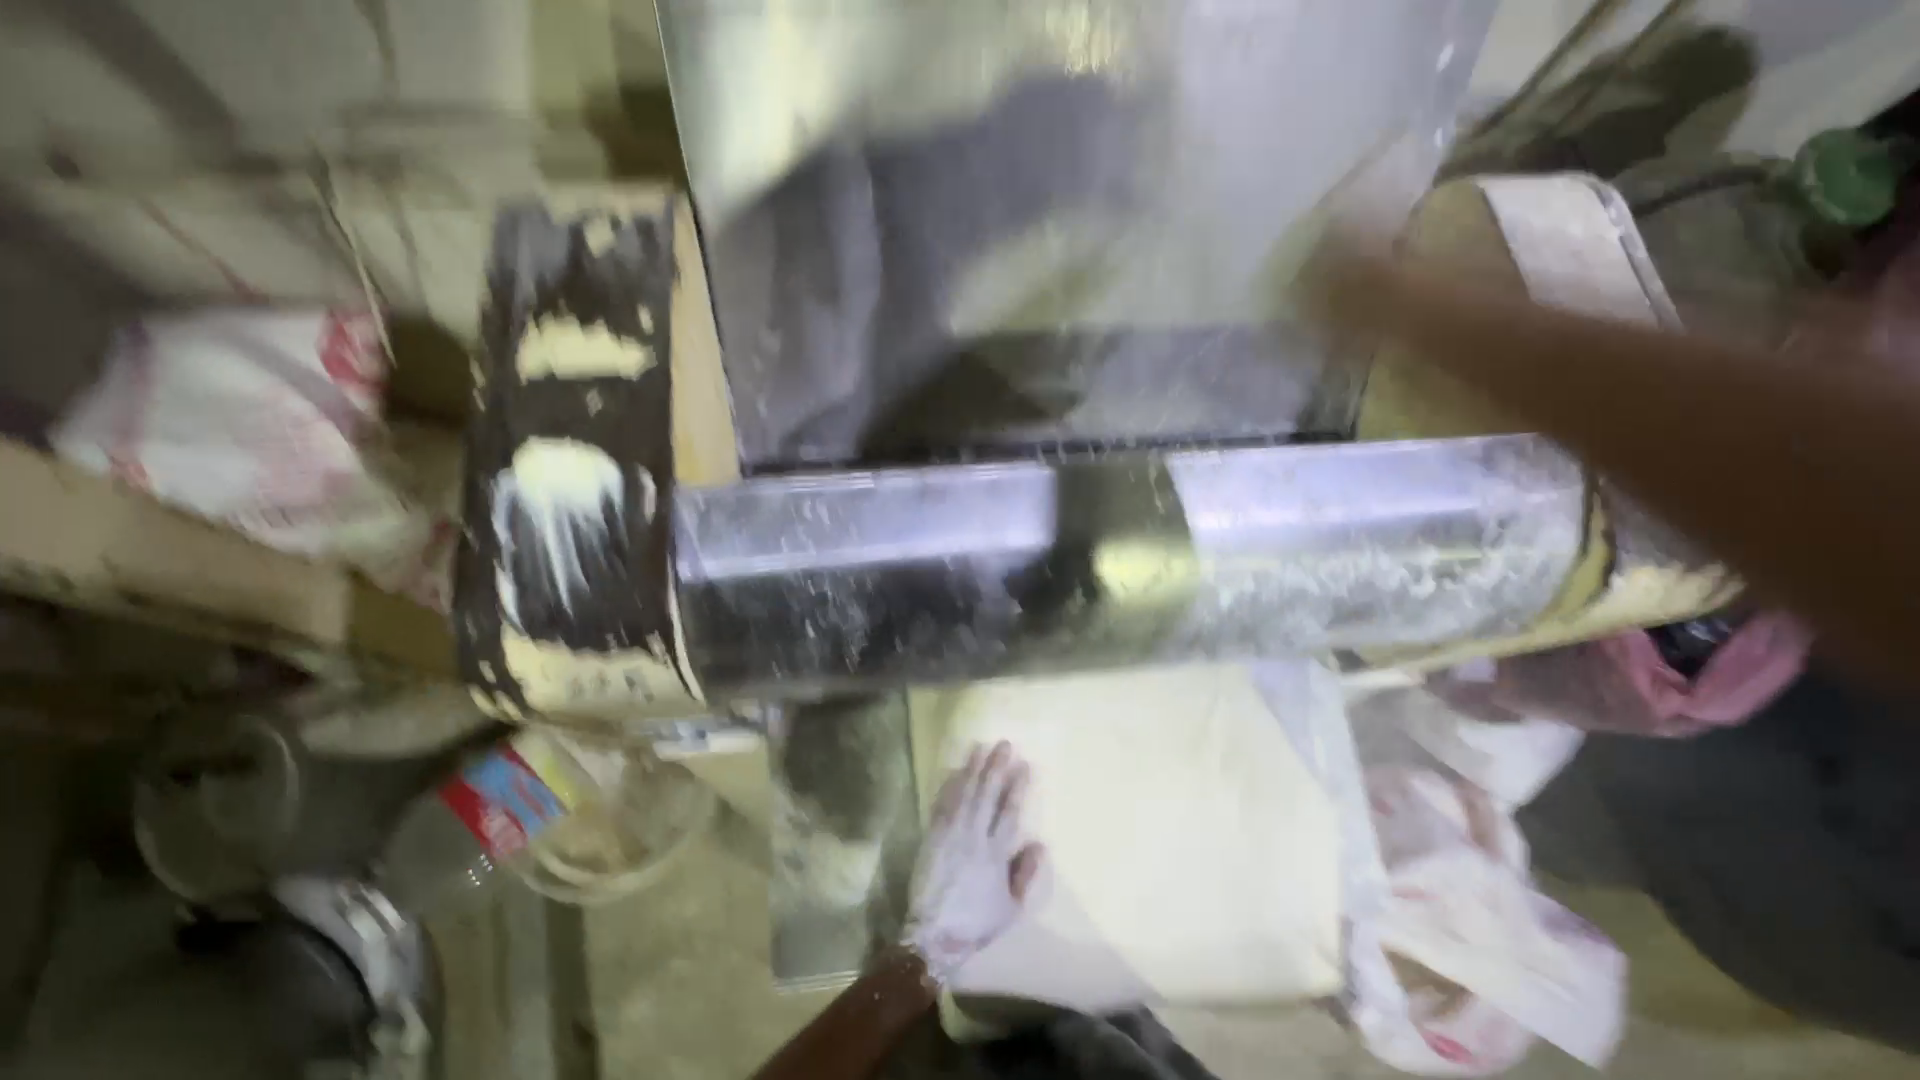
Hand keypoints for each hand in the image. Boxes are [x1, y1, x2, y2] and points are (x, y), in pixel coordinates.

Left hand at [902, 741, 1045, 982]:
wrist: (934, 935)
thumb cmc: (976, 923)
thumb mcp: (1012, 908)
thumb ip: (1026, 875)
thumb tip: (1039, 843)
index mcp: (996, 854)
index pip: (1009, 812)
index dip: (1017, 787)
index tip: (1024, 765)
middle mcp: (974, 838)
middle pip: (986, 795)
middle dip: (996, 768)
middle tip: (1004, 745)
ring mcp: (950, 836)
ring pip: (964, 795)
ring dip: (972, 770)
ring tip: (980, 748)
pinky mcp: (931, 838)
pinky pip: (941, 806)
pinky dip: (948, 787)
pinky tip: (954, 771)